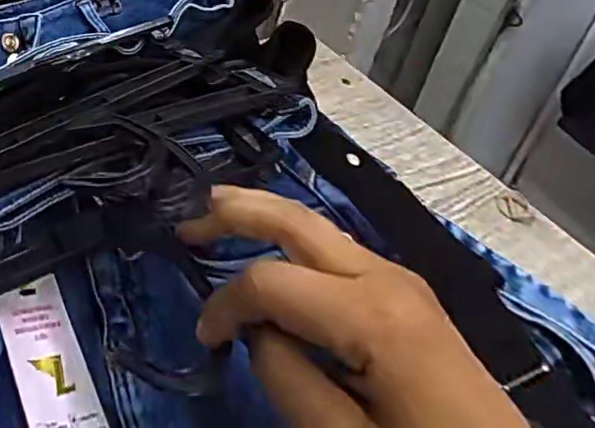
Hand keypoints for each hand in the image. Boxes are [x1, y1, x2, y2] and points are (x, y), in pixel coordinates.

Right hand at [178, 186, 526, 427]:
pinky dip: (294, 241)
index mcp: (371, 314)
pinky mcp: (404, 289)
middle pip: (298, 221)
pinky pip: (338, 252)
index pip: (275, 282)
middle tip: (191, 214)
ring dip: (266, 214)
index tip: (203, 337)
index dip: (228, 302)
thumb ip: (291, 384)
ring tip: (220, 209)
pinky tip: (273, 245)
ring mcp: (397, 276)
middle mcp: (383, 275)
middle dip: (240, 210)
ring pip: (318, 226)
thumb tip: (257, 332)